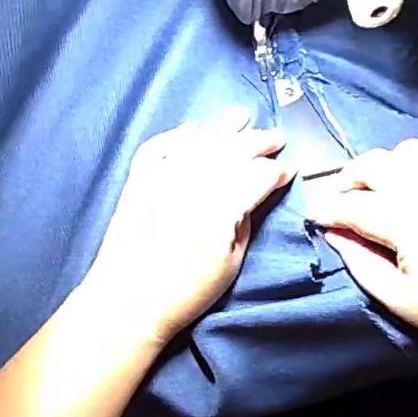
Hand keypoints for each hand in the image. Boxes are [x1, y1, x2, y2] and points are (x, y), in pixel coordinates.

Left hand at [78, 121, 293, 345]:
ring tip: (241, 116)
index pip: (259, 174)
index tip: (288, 171)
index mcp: (222, 204)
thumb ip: (245, 221)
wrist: (129, 300)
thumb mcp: (231, 261)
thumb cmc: (186, 291)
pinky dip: (182, 133)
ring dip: (224, 125)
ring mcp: (163, 174)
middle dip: (259, 140)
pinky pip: (163, 143)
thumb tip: (253, 196)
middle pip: (233, 148)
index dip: (277, 171)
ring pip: (200, 138)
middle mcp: (193, 180)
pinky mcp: (139, 177)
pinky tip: (195, 130)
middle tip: (277, 137)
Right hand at [306, 138, 417, 372]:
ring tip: (381, 190)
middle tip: (339, 201)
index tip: (314, 218)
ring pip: (411, 149)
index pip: (352, 203)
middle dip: (348, 179)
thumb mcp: (399, 298)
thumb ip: (360, 261)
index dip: (327, 210)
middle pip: (376, 164)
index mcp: (407, 217)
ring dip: (387, 166)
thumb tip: (335, 234)